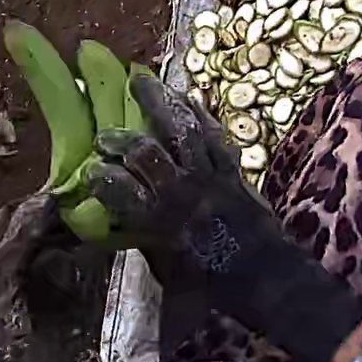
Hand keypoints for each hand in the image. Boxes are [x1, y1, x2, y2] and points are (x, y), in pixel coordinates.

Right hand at [85, 75, 361, 361]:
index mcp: (164, 222)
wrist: (272, 280)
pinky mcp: (233, 168)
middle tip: (104, 134)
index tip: (89, 171)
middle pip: (147, 153)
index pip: (122, 192)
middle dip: (121, 139)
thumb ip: (140, 236)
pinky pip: (214, 132)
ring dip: (158, 102)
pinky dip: (198, 111)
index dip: (101, 178)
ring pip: (182, 129)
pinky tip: (184, 96)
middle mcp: (183, 192)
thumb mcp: (168, 269)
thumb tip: (111, 219)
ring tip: (140, 80)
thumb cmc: (214, 281)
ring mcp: (210, 175)